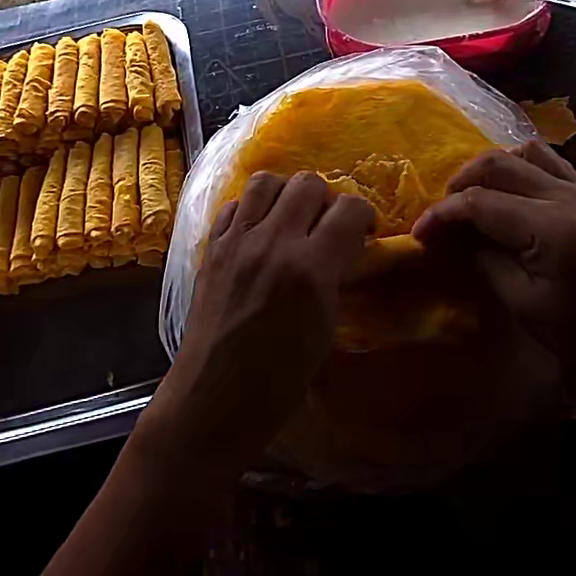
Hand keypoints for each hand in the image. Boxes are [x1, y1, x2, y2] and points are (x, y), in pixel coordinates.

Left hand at [135, 171, 375, 483]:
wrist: (215, 395)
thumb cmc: (279, 380)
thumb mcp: (325, 328)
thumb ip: (334, 278)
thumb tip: (344, 249)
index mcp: (310, 269)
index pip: (350, 209)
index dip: (364, 216)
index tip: (363, 233)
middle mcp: (272, 242)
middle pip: (308, 183)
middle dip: (327, 199)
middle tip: (326, 225)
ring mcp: (236, 241)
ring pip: (266, 181)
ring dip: (286, 194)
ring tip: (291, 218)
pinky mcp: (211, 247)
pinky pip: (234, 206)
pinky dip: (251, 210)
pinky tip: (257, 232)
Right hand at [411, 141, 575, 404]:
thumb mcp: (519, 301)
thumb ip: (481, 256)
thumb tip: (447, 235)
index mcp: (551, 228)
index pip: (478, 203)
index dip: (440, 215)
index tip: (418, 234)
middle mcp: (567, 199)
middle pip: (496, 164)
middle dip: (457, 185)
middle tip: (440, 216)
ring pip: (520, 154)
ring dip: (486, 171)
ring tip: (468, 200)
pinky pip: (547, 162)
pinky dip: (516, 167)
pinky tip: (502, 190)